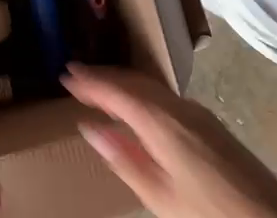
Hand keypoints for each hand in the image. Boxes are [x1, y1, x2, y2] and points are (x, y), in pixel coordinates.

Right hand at [63, 63, 276, 217]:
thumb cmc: (210, 212)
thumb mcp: (160, 196)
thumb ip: (126, 159)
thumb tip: (92, 128)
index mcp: (163, 122)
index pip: (120, 92)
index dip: (91, 81)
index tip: (66, 73)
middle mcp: (180, 107)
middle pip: (136, 83)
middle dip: (105, 77)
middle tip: (76, 74)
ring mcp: (198, 112)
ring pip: (153, 87)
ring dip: (124, 84)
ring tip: (99, 86)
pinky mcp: (210, 122)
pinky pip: (166, 96)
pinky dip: (143, 94)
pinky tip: (137, 106)